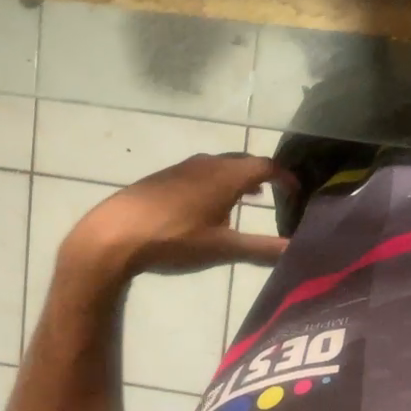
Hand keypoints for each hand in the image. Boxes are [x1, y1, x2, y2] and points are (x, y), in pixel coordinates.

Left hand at [61, 154, 291, 279]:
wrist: (113, 234)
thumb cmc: (174, 239)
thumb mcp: (222, 248)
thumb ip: (261, 248)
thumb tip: (297, 249)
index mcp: (226, 176)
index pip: (266, 167)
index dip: (284, 177)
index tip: (296, 192)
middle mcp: (207, 163)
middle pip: (243, 161)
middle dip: (261, 176)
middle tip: (275, 194)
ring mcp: (182, 168)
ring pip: (219, 166)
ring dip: (237, 179)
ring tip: (245, 200)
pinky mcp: (162, 178)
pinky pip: (200, 173)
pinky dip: (215, 183)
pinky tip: (205, 207)